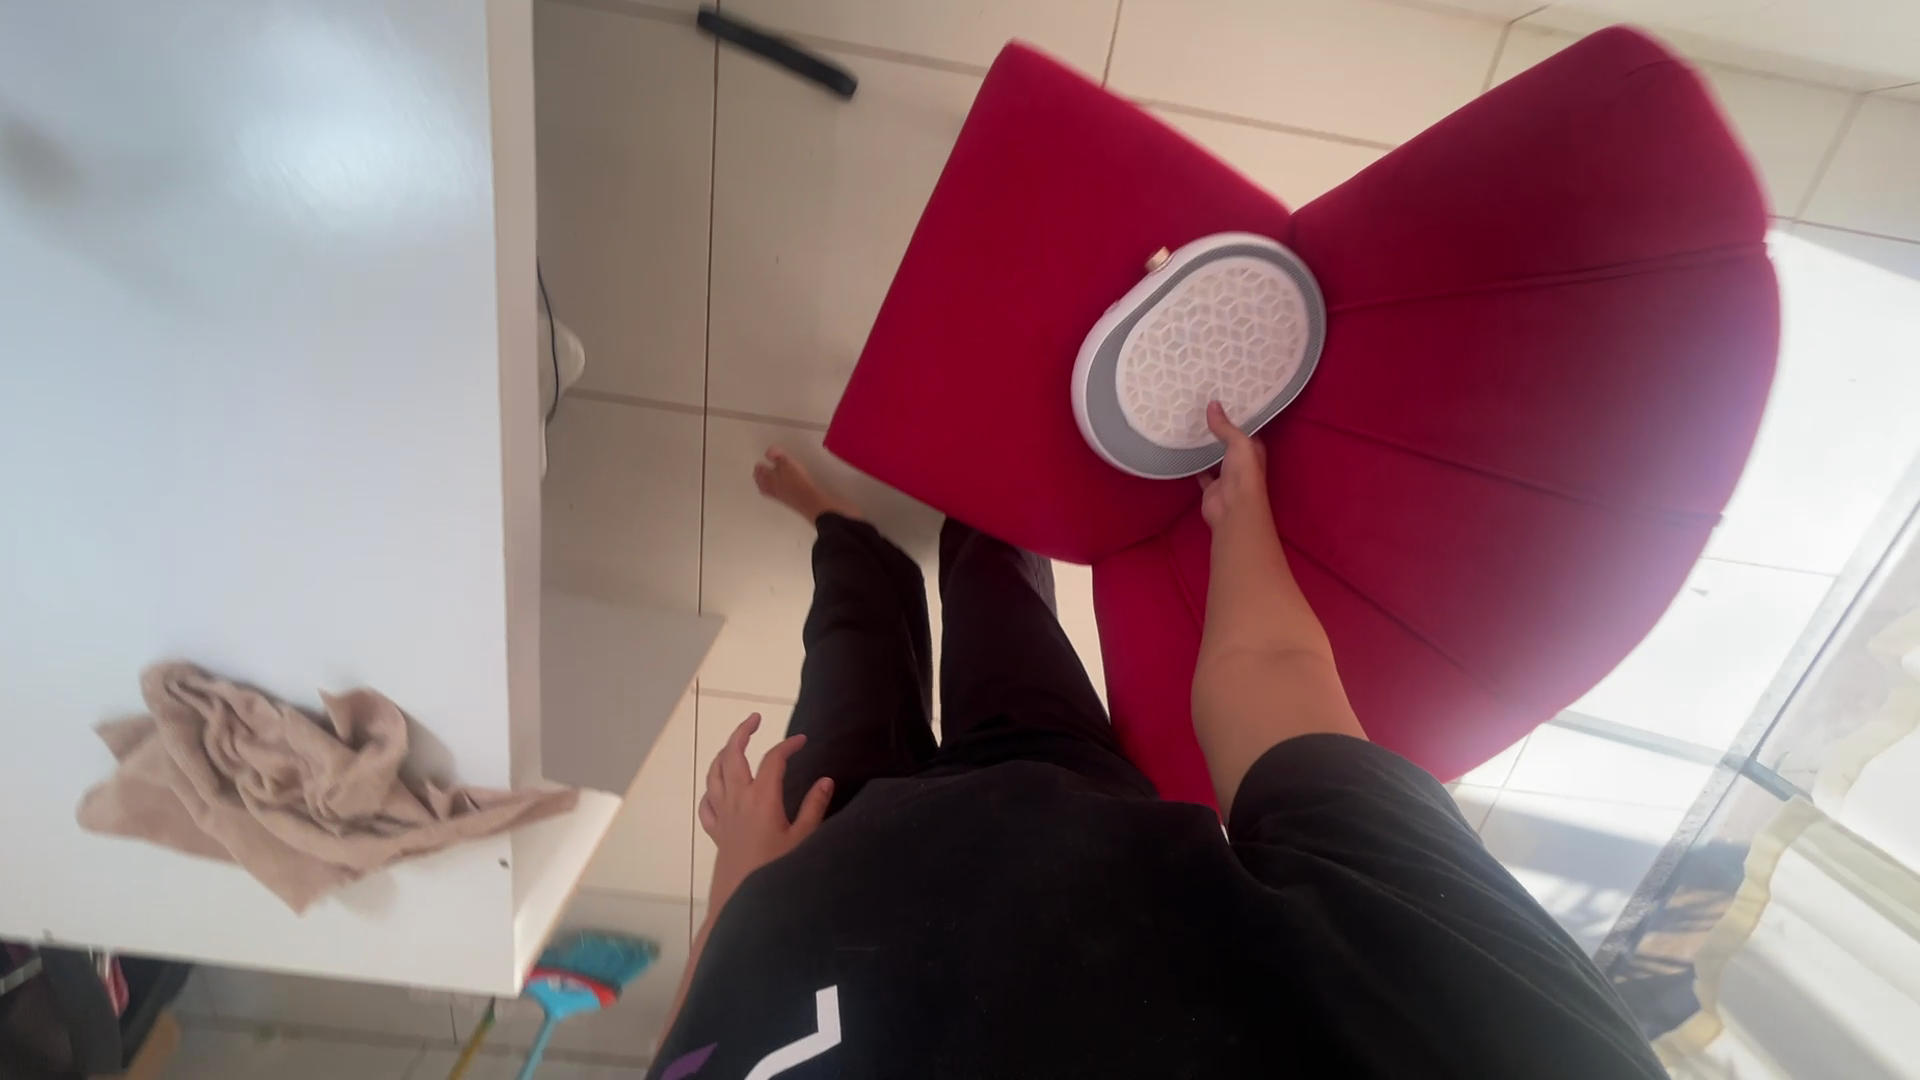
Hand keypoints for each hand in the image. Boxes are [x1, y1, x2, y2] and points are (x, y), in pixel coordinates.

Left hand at [698, 713, 832, 904]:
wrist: (739, 905)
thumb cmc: (774, 872)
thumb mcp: (803, 838)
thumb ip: (814, 806)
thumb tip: (826, 780)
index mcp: (762, 798)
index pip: (773, 759)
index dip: (788, 745)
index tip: (803, 741)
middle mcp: (737, 800)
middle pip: (732, 755)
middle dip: (742, 732)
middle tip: (755, 719)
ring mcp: (722, 815)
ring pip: (714, 774)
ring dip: (723, 754)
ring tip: (735, 744)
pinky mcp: (715, 831)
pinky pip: (707, 802)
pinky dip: (712, 788)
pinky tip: (720, 787)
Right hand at [1197, 402, 1269, 530]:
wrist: (1233, 508)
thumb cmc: (1244, 474)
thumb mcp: (1239, 443)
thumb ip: (1225, 426)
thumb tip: (1212, 404)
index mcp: (1253, 449)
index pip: (1245, 428)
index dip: (1236, 416)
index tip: (1222, 400)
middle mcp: (1241, 461)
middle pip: (1228, 442)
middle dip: (1218, 429)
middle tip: (1201, 410)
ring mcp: (1225, 475)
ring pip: (1214, 456)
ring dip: (1206, 446)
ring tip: (1190, 426)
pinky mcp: (1211, 486)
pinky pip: (1201, 472)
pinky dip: (1193, 464)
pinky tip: (1183, 452)